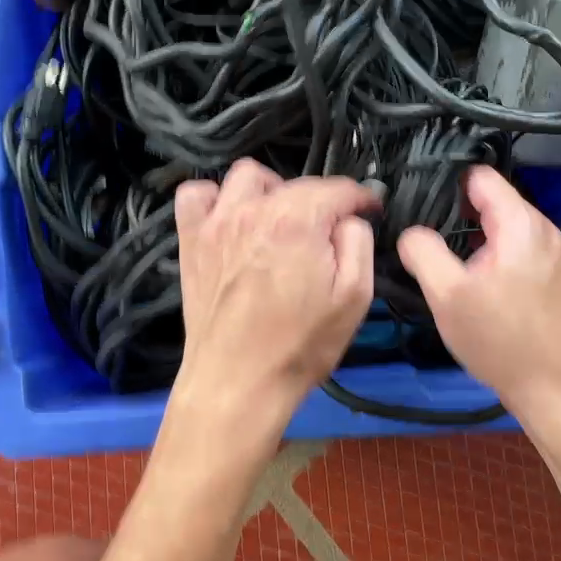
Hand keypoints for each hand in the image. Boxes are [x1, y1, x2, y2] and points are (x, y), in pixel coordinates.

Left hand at [170, 160, 377, 438]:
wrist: (238, 384)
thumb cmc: (300, 346)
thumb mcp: (354, 297)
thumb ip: (358, 243)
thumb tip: (349, 219)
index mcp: (298, 220)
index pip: (338, 188)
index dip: (361, 199)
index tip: (369, 212)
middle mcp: (254, 209)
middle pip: (296, 183)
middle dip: (320, 201)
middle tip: (328, 234)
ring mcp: (217, 222)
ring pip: (246, 176)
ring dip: (270, 190)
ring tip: (281, 220)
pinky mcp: (191, 241)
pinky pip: (196, 195)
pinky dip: (216, 198)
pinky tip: (231, 218)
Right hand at [397, 166, 560, 418]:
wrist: (556, 390)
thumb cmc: (499, 340)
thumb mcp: (446, 295)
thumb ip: (422, 251)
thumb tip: (411, 232)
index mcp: (520, 223)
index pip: (479, 176)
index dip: (445, 184)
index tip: (418, 203)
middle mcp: (544, 229)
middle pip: (493, 201)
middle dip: (457, 214)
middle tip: (426, 238)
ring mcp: (555, 253)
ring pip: (504, 228)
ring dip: (475, 239)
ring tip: (446, 262)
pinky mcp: (556, 277)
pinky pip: (518, 250)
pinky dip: (494, 256)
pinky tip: (476, 284)